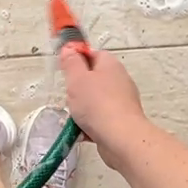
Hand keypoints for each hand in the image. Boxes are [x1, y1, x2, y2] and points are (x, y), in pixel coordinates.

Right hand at [59, 42, 149, 162]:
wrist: (120, 138)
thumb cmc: (97, 104)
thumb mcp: (77, 78)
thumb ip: (71, 62)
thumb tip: (69, 49)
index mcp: (110, 65)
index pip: (93, 54)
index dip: (77, 60)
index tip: (65, 70)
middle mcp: (119, 81)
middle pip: (93, 80)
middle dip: (77, 90)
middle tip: (70, 97)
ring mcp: (122, 102)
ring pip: (94, 102)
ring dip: (81, 110)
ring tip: (74, 118)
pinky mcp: (120, 121)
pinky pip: (100, 119)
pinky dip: (89, 125)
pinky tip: (82, 133)